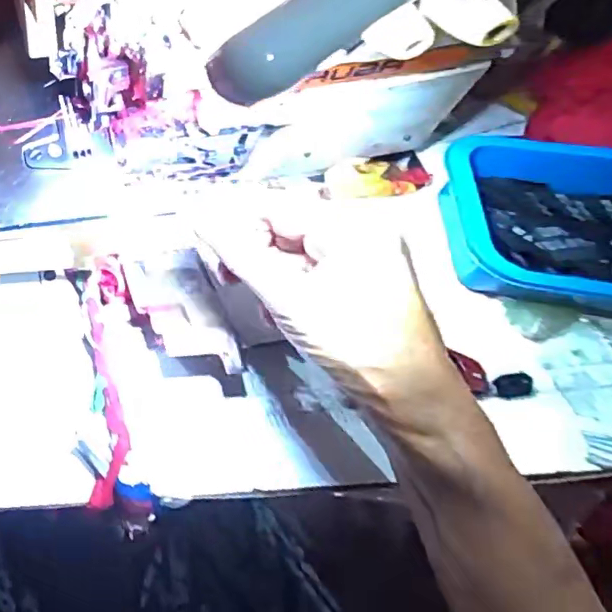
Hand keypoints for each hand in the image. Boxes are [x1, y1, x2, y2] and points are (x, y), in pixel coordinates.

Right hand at [195, 199, 464, 422]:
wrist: (416, 404)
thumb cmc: (356, 347)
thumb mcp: (286, 297)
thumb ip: (236, 253)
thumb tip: (195, 216)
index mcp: (349, 226)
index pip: (271, 206)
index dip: (233, 225)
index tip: (209, 252)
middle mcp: (358, 230)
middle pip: (279, 224)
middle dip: (248, 250)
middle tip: (226, 276)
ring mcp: (360, 255)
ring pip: (288, 246)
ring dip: (263, 269)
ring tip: (253, 296)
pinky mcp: (357, 278)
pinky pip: (305, 265)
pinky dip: (282, 281)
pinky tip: (276, 306)